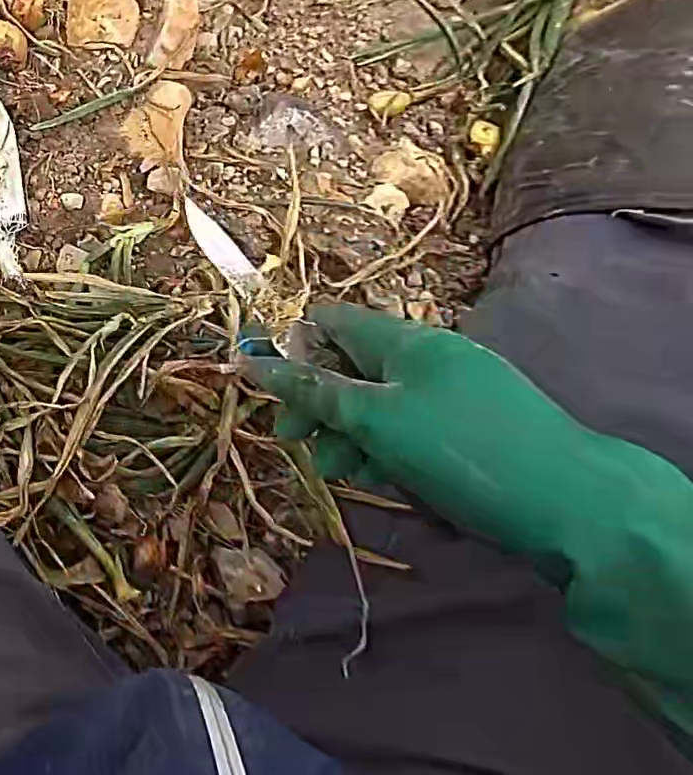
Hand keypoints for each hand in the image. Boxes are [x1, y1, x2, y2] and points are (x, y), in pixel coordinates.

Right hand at [243, 303, 633, 559]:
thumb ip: (305, 388)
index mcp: (406, 341)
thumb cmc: (462, 449)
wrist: (591, 517)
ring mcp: (451, 395)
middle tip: (292, 437)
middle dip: (311, 402)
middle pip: (343, 366)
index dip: (289, 345)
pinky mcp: (468, 430)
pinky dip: (378, 446)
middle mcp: (427, 360)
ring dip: (341, 432)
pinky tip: (375, 474)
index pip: (326, 321)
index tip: (266, 382)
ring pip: (369, 402)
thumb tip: (248, 360)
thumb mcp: (368, 417)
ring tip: (339, 468)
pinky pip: (402, 426)